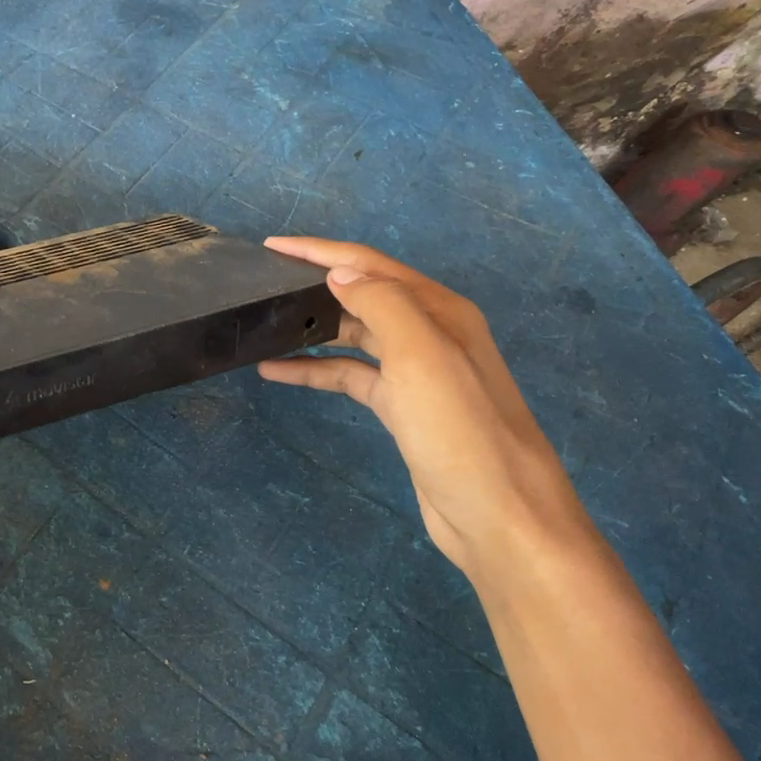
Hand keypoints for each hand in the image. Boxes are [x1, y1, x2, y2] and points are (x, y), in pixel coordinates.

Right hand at [257, 236, 589, 579]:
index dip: (320, 251)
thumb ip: (381, 304)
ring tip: (264, 324)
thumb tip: (337, 274)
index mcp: (440, 311)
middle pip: (363, 294)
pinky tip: (276, 372)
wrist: (499, 515)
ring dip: (311, 327)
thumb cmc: (460, 430)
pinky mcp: (401, 406)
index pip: (370, 265)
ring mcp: (416, 372)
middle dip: (315, 283)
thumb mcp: (422, 356)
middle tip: (261, 282)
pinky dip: (313, 370)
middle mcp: (430, 333)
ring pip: (353, 334)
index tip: (272, 245)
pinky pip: (348, 374)